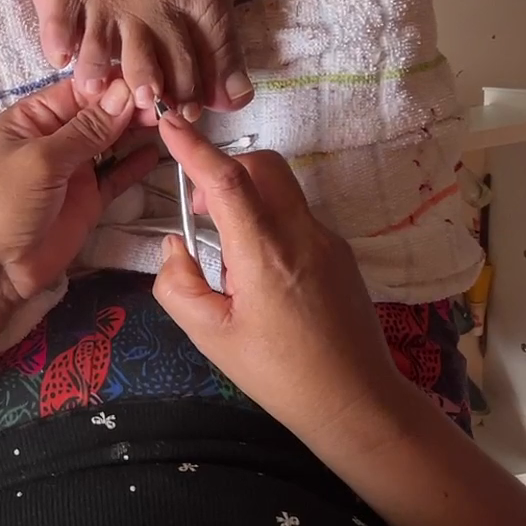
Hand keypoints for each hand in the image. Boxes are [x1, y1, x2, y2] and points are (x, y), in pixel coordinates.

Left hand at [0, 79, 158, 306]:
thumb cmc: (3, 205)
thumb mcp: (42, 160)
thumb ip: (86, 129)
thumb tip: (126, 93)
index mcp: (34, 117)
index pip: (82, 89)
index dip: (116, 84)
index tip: (153, 80)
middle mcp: (56, 137)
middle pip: (102, 112)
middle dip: (134, 105)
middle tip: (172, 102)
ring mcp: (74, 169)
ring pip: (113, 141)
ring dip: (140, 130)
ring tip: (175, 120)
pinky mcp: (88, 199)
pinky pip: (117, 175)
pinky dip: (136, 164)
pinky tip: (160, 151)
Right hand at [150, 115, 419, 433]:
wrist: (356, 401)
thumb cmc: (277, 374)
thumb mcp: (209, 336)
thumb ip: (178, 285)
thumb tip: (175, 247)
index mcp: (264, 254)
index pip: (226, 181)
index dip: (194, 148)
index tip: (169, 124)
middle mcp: (301, 234)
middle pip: (262, 165)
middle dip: (223, 167)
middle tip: (199, 210)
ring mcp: (327, 240)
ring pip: (280, 187)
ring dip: (243, 194)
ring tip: (224, 247)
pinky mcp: (338, 252)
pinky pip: (293, 214)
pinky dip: (264, 218)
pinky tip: (255, 269)